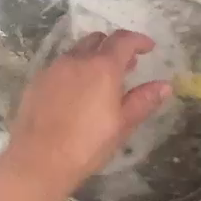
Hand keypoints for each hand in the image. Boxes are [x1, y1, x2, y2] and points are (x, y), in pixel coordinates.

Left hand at [3, 30, 172, 193]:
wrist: (39, 160)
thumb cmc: (87, 145)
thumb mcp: (122, 125)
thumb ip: (143, 100)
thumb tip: (164, 85)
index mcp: (102, 67)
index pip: (123, 40)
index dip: (138, 40)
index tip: (149, 48)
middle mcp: (75, 60)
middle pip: (97, 40)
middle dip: (114, 46)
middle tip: (127, 65)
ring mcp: (52, 69)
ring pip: (76, 51)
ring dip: (93, 57)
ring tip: (102, 79)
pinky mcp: (35, 82)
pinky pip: (59, 66)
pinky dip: (73, 70)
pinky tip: (76, 91)